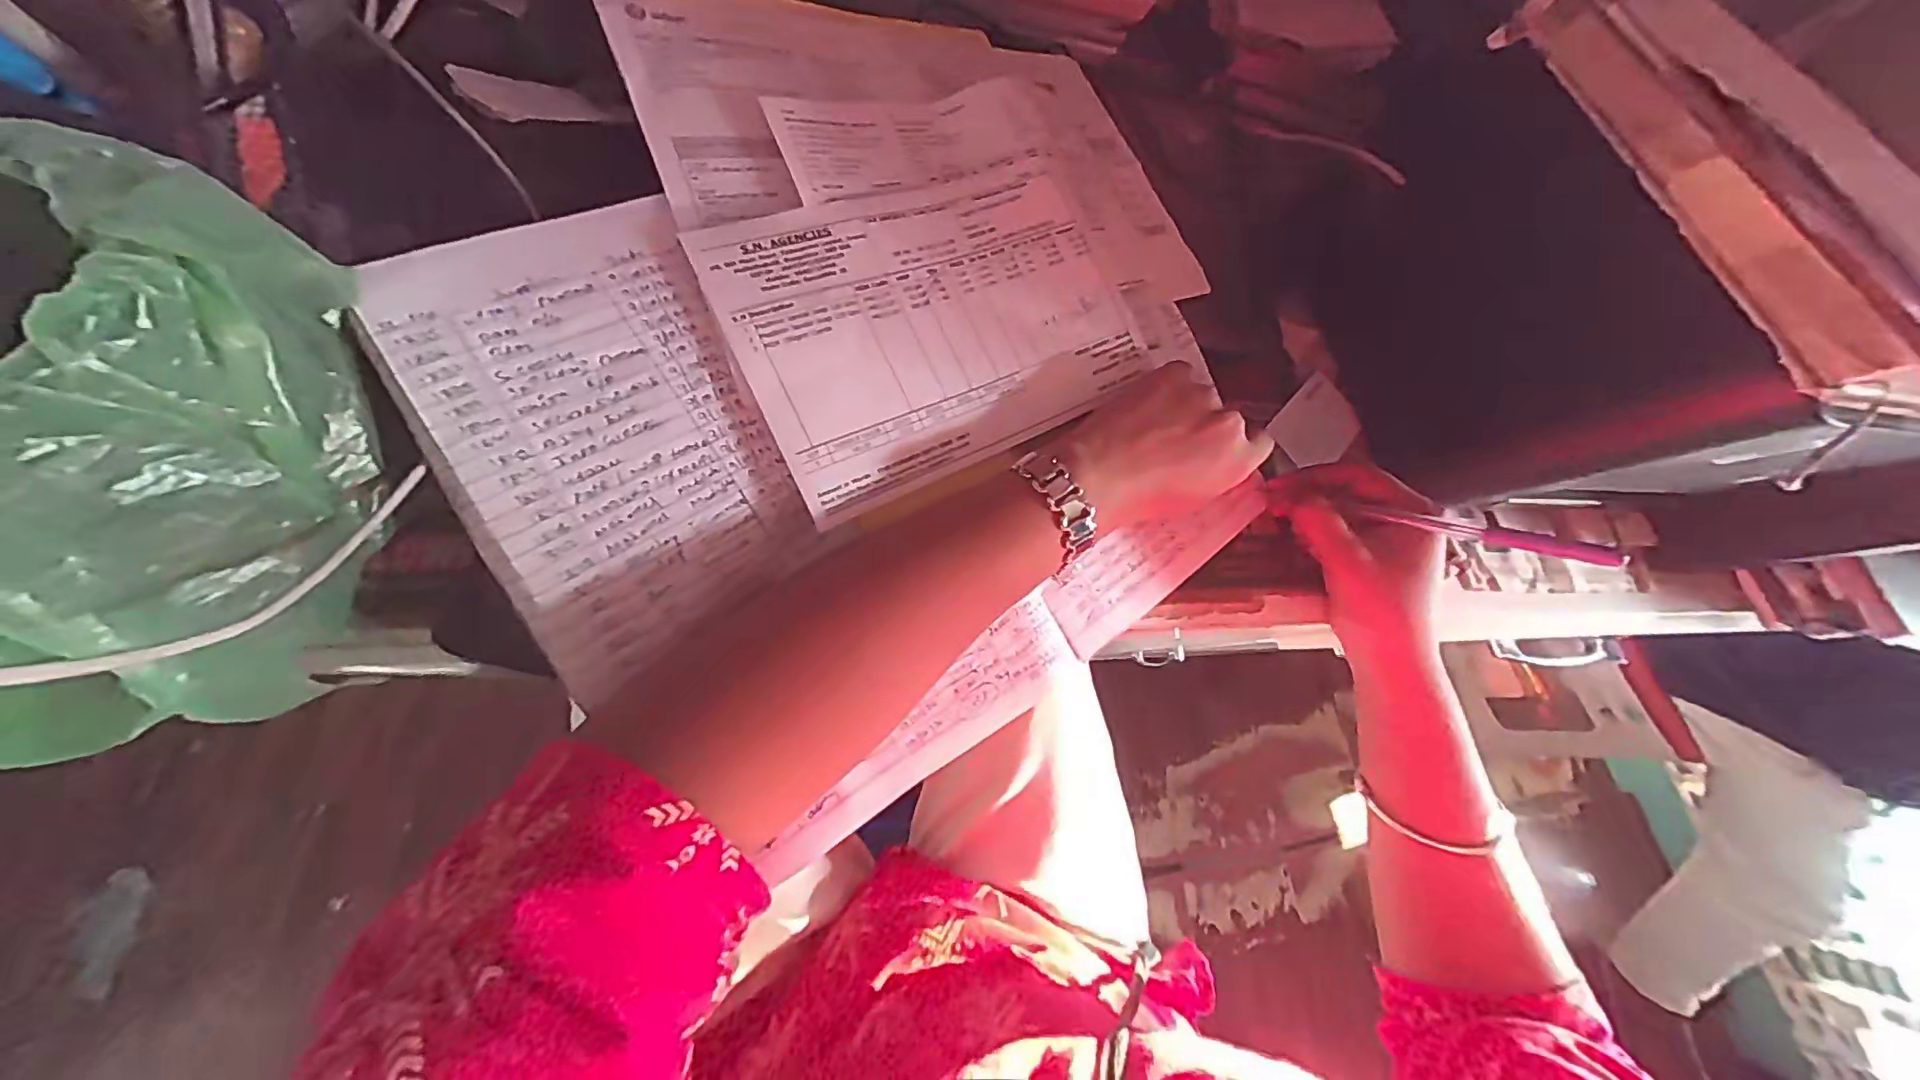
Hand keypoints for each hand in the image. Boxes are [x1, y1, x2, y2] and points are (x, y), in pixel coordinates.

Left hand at [1048, 362, 1272, 528]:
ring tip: (1152, 425)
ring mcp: (1202, 395)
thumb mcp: (1191, 500)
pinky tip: (1146, 406)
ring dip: (1184, 405)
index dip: (1233, 445)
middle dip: (1206, 426)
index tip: (1214, 448)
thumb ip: (1217, 474)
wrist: (1098, 474)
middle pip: (1228, 417)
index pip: (1259, 442)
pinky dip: (1167, 386)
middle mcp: (1230, 424)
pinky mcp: (1174, 375)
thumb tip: (1216, 462)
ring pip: (1203, 395)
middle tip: (1174, 441)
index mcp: (1238, 460)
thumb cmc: (1137, 496)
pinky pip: (1181, 375)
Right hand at [1266, 463, 1445, 650]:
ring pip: (1341, 513)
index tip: (1282, 485)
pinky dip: (1315, 533)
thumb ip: (1318, 521)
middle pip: (1349, 493)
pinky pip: (1340, 533)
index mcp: (1414, 514)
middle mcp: (1406, 522)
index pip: (1360, 476)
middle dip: (1308, 497)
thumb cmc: (1382, 614)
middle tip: (1275, 503)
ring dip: (1308, 515)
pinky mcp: (1374, 559)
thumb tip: (1290, 495)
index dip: (1315, 477)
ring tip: (1280, 520)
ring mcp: (1390, 541)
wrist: (1390, 660)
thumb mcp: (1346, 560)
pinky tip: (1295, 540)